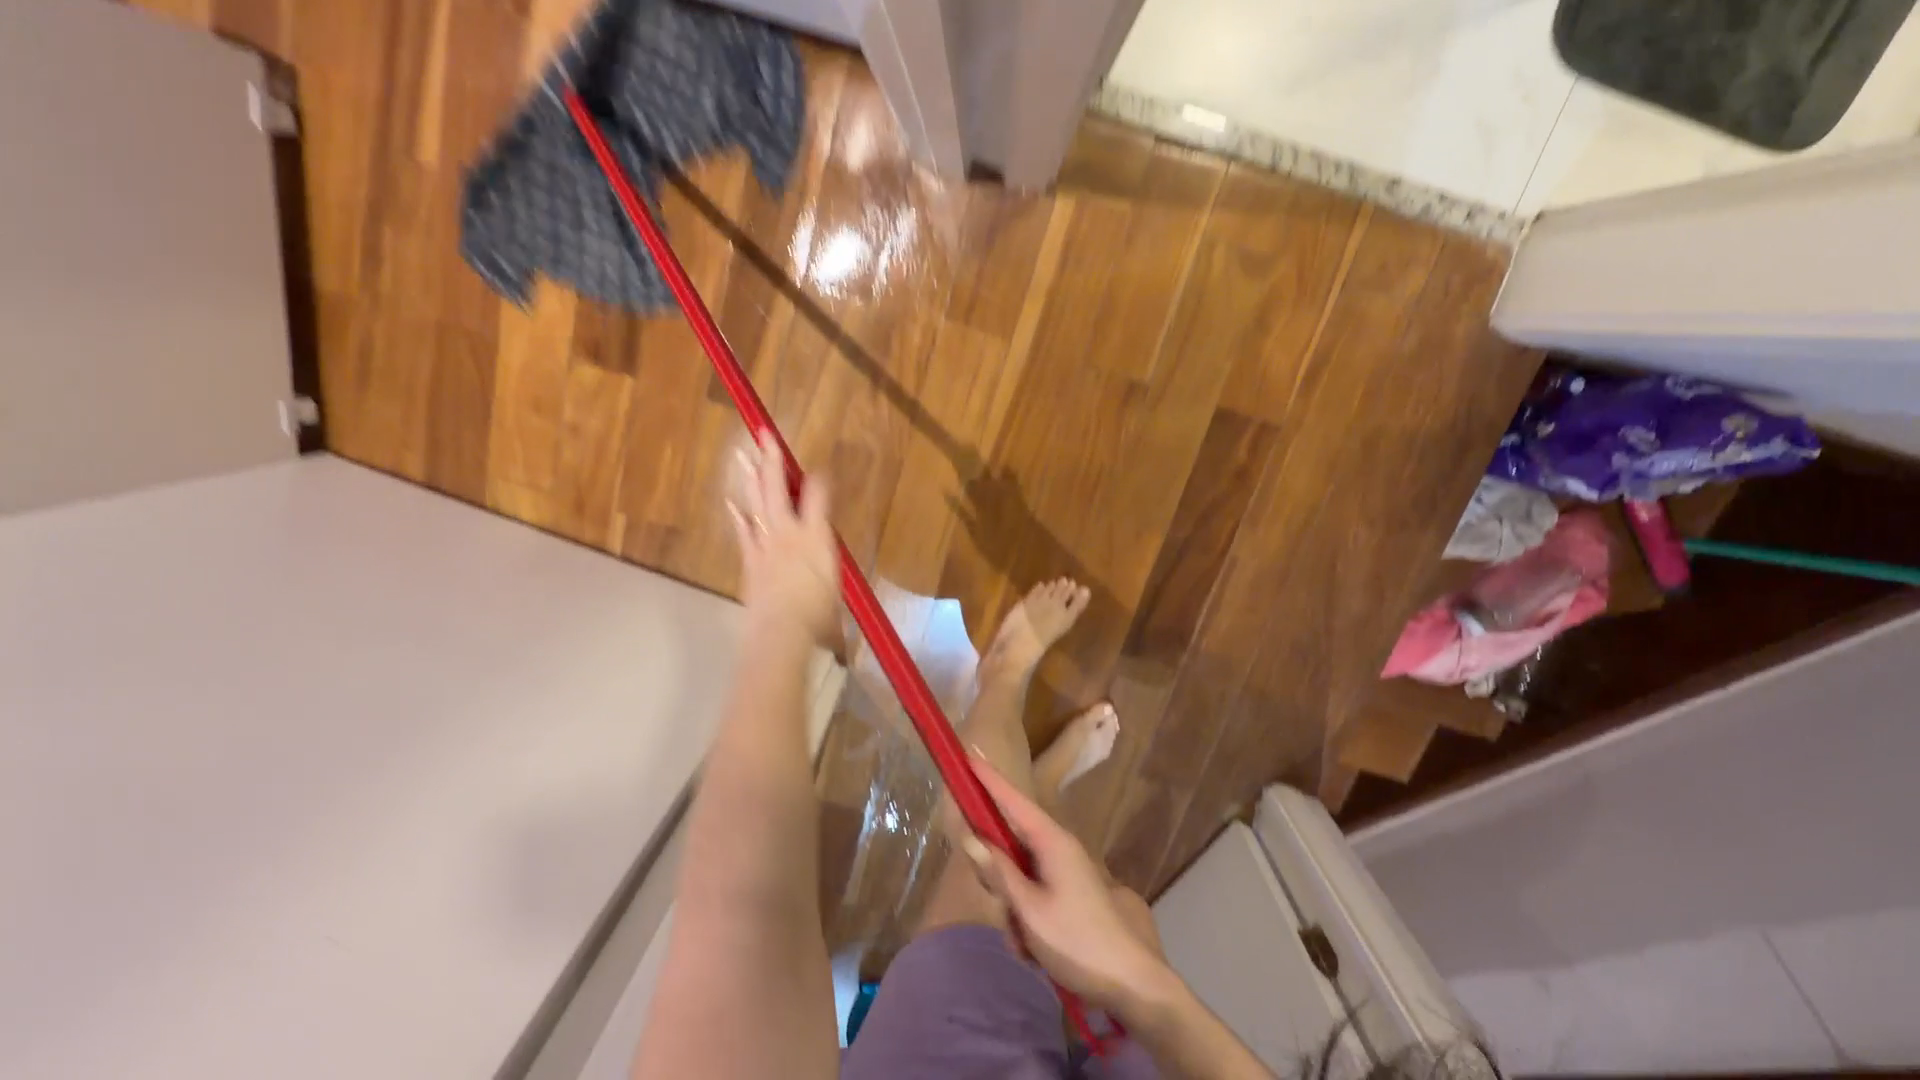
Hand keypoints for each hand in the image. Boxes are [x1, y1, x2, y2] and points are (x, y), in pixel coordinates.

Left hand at [727, 431, 838, 644]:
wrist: (781, 628)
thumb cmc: (818, 616)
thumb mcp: (836, 600)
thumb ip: (834, 593)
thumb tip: (837, 612)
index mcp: (817, 537)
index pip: (819, 496)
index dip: (819, 480)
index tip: (819, 470)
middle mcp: (790, 532)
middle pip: (780, 489)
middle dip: (773, 460)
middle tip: (764, 435)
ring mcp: (766, 544)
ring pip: (757, 503)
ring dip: (751, 478)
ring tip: (743, 455)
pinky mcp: (750, 559)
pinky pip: (744, 531)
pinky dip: (738, 516)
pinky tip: (731, 501)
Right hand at [960, 756, 1176, 1015]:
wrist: (1129, 982)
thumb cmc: (1077, 941)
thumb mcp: (1029, 910)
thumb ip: (998, 873)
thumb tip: (970, 837)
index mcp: (1053, 842)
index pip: (1013, 800)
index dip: (989, 779)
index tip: (967, 753)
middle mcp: (1059, 849)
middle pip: (1008, 843)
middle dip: (995, 876)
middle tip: (1001, 908)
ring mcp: (1064, 872)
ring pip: (1016, 876)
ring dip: (1011, 909)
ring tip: (1024, 943)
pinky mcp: (1065, 895)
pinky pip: (1030, 897)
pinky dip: (1024, 922)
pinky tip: (1032, 951)